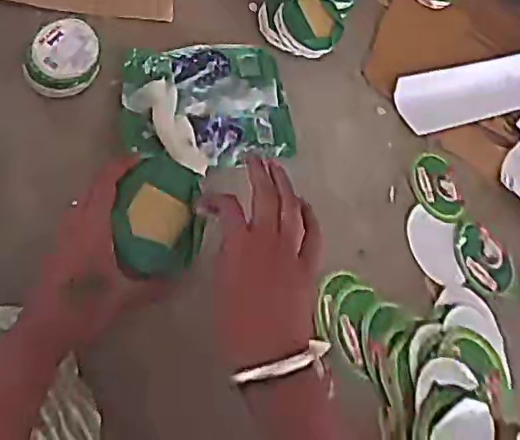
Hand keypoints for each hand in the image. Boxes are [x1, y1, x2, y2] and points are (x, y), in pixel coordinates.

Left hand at [21, 155, 165, 351]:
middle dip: (116, 175)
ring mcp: (62, 232)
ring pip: (84, 198)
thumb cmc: (84, 308)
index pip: (106, 180)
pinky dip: (94, 208)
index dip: (123, 164)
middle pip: (94, 184)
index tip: (142, 159)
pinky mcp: (57, 245)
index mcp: (92, 223)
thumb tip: (182, 274)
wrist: (43, 330)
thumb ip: (154, 283)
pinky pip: (78, 213)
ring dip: (103, 192)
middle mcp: (75, 220)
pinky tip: (107, 229)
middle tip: (140, 178)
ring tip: (127, 200)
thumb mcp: (124, 297)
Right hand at [199, 159, 322, 371]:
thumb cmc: (236, 329)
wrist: (272, 360)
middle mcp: (267, 239)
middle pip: (265, 195)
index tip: (206, 200)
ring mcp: (292, 250)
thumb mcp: (220, 286)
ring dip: (284, 184)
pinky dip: (309, 213)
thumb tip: (229, 236)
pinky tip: (303, 203)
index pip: (228, 207)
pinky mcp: (309, 264)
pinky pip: (313, 231)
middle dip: (259, 173)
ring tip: (277, 168)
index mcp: (240, 244)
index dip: (216, 199)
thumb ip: (225, 254)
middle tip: (253, 159)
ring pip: (291, 206)